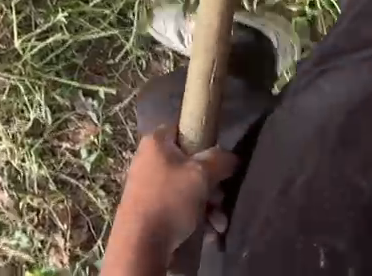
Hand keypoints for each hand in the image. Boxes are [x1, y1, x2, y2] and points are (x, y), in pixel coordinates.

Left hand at [106, 127, 238, 263]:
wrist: (140, 242)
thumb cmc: (170, 199)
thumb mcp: (200, 175)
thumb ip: (219, 160)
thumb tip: (231, 156)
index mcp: (156, 141)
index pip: (183, 129)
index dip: (203, 141)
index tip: (218, 160)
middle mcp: (149, 158)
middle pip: (189, 164)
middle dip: (212, 185)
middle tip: (221, 199)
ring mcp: (148, 184)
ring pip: (187, 188)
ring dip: (208, 206)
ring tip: (218, 224)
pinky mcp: (150, 208)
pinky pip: (179, 206)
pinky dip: (196, 217)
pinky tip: (208, 232)